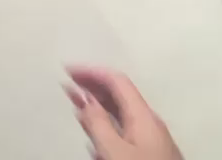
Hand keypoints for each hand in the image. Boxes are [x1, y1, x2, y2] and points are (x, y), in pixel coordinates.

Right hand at [63, 66, 184, 159]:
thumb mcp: (114, 151)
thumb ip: (97, 123)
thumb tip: (86, 100)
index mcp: (144, 116)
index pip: (117, 81)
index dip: (91, 71)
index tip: (68, 70)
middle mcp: (151, 124)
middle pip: (120, 95)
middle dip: (92, 88)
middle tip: (68, 84)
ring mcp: (154, 142)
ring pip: (122, 115)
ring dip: (98, 108)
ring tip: (76, 107)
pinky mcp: (152, 157)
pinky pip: (126, 133)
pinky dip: (107, 127)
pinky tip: (94, 138)